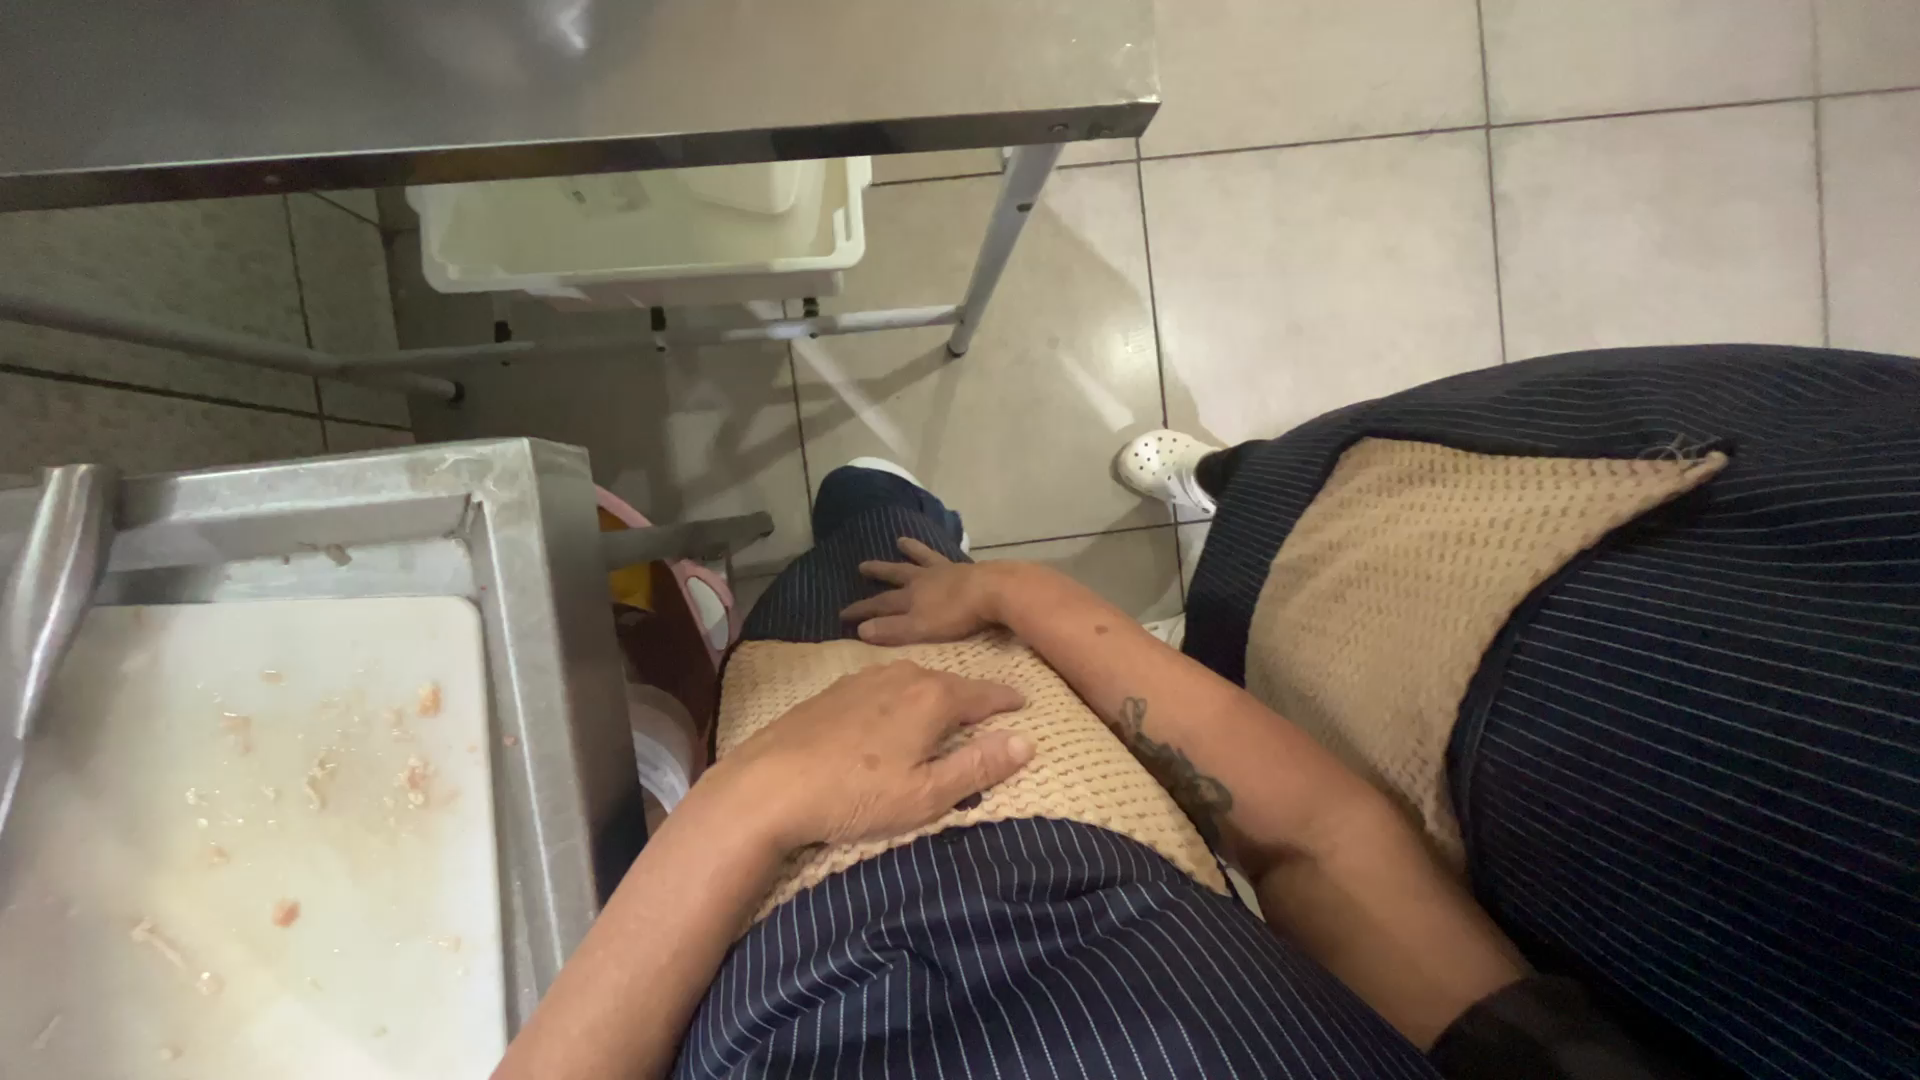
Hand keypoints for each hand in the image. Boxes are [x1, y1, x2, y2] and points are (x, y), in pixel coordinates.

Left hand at [713, 660, 1033, 850]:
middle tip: (988, 713)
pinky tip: (891, 714)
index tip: (1023, 704)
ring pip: (914, 681)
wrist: (769, 784)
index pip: (984, 694)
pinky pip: (884, 686)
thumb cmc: (855, 795)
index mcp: (932, 698)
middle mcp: (902, 676)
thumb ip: (979, 766)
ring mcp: (865, 678)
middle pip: (949, 684)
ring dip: (934, 696)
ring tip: (943, 713)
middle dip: (971, 698)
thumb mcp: (926, 795)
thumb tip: (1027, 741)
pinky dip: (901, 697)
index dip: (1006, 701)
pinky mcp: (835, 689)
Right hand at [840, 537, 1010, 644]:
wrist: (992, 590)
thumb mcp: (919, 628)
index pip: (879, 605)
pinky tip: (941, 551)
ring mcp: (944, 571)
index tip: (843, 614)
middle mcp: (922, 580)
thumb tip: (860, 629)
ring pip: (921, 558)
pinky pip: (945, 557)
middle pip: (896, 575)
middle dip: (879, 572)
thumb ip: (891, 629)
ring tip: (900, 540)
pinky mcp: (964, 568)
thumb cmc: (956, 615)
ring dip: (910, 551)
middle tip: (862, 565)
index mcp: (910, 598)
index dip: (861, 610)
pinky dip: (938, 552)